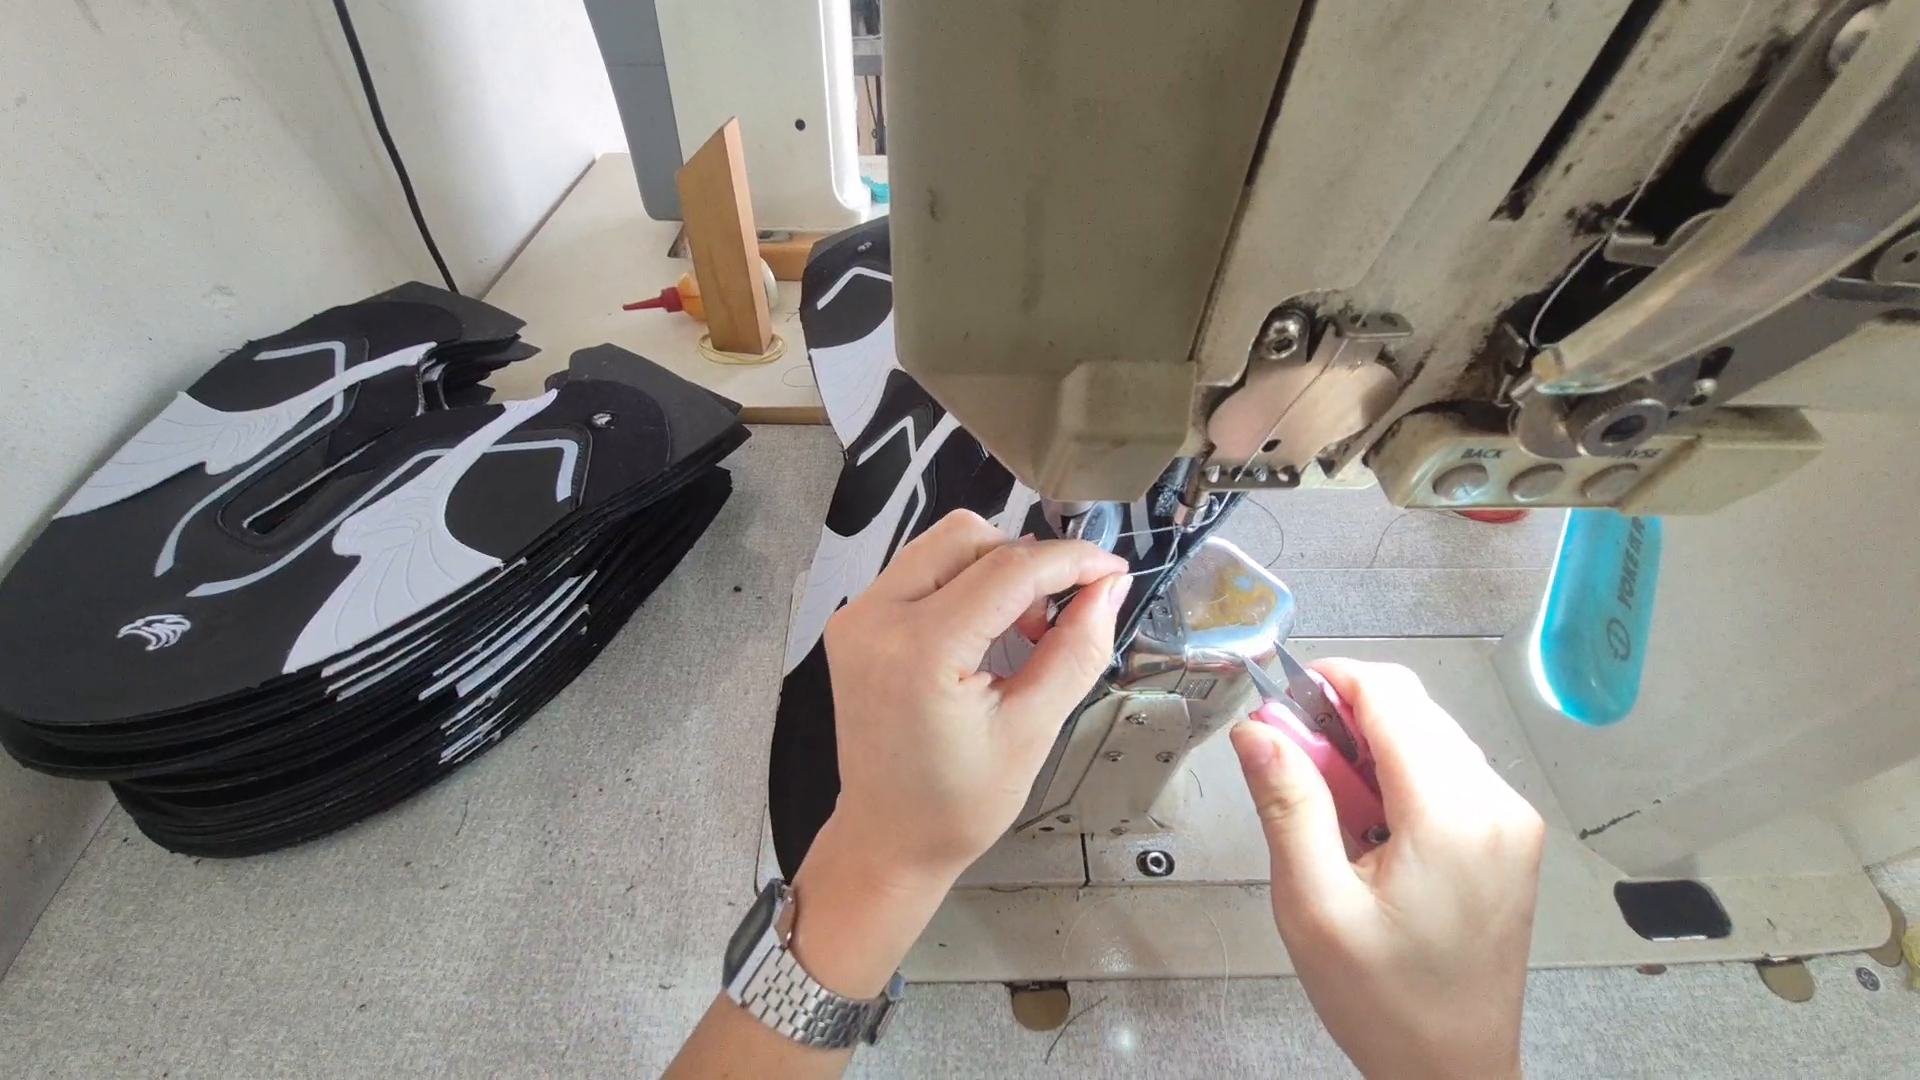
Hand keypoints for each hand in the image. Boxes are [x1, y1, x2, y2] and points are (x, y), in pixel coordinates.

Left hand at [783, 510, 1128, 1000]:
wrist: (887, 836)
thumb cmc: (959, 802)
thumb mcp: (1033, 730)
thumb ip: (1077, 650)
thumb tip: (1109, 586)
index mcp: (919, 651)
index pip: (1007, 570)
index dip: (1070, 560)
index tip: (1111, 570)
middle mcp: (875, 618)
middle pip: (967, 536)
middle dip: (1026, 561)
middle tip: (1052, 617)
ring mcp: (857, 615)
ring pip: (941, 544)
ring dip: (995, 567)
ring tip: (1020, 627)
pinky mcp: (856, 620)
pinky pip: (920, 569)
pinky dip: (964, 582)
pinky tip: (984, 629)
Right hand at [1230, 658, 1544, 1079]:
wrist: (1454, 1074)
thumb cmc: (1381, 998)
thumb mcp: (1313, 903)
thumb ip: (1287, 804)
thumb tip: (1256, 728)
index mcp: (1453, 816)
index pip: (1390, 695)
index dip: (1327, 681)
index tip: (1278, 712)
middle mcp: (1496, 803)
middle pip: (1409, 706)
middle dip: (1339, 716)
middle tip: (1291, 768)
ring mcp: (1509, 819)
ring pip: (1423, 730)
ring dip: (1362, 744)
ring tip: (1326, 805)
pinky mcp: (1505, 834)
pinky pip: (1441, 764)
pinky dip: (1390, 769)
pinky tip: (1364, 819)